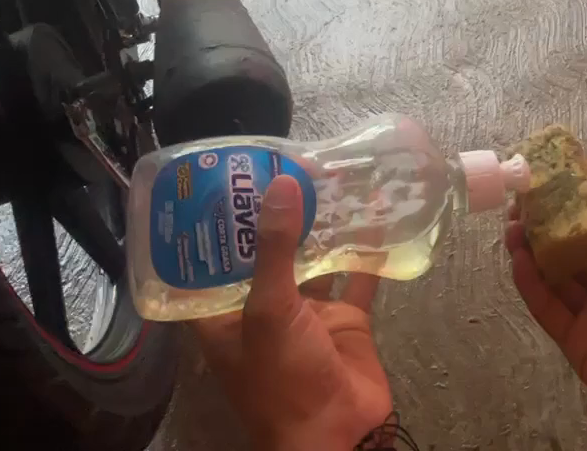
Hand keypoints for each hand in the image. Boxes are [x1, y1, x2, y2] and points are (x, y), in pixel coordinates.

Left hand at [194, 176, 393, 450]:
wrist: (340, 435)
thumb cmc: (281, 380)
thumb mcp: (268, 311)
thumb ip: (276, 247)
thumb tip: (283, 183)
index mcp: (227, 314)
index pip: (209, 262)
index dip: (214, 224)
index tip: (226, 179)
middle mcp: (263, 308)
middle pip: (266, 252)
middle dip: (279, 213)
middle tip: (290, 163)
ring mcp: (307, 312)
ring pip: (314, 257)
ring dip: (324, 225)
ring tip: (333, 176)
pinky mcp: (345, 318)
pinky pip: (356, 274)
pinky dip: (367, 247)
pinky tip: (377, 212)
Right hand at [506, 176, 586, 449]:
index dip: (577, 201)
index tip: (551, 175)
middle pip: (572, 248)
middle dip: (547, 223)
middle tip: (522, 200)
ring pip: (555, 275)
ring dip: (532, 248)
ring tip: (512, 224)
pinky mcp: (576, 342)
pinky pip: (548, 307)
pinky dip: (530, 283)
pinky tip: (517, 258)